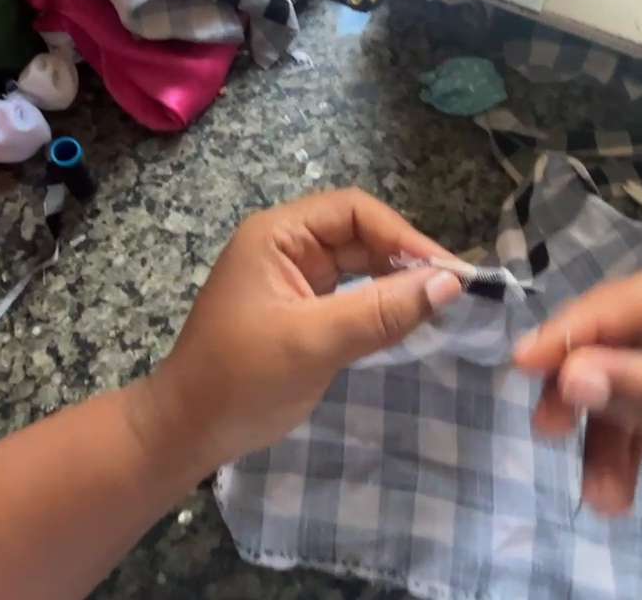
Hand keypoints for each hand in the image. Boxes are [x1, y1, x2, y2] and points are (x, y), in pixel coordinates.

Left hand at [133, 189, 463, 473]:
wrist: (188, 430)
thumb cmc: (240, 379)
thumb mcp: (313, 343)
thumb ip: (380, 311)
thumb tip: (449, 283)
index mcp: (277, 234)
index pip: (352, 211)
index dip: (403, 235)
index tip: (448, 271)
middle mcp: (285, 244)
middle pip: (356, 233)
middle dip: (403, 256)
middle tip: (454, 290)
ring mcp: (291, 276)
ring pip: (356, 263)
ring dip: (395, 279)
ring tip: (440, 301)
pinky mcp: (298, 307)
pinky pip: (348, 292)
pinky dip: (378, 302)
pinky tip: (406, 316)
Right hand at [513, 262, 641, 597]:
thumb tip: (570, 375)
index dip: (583, 326)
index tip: (525, 363)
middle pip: (634, 333)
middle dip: (589, 381)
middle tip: (544, 425)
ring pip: (635, 374)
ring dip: (608, 429)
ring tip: (597, 493)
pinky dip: (631, 446)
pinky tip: (615, 490)